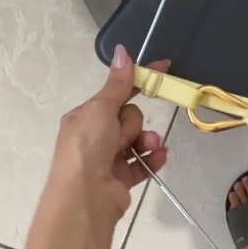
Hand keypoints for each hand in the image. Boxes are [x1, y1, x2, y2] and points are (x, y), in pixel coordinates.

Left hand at [44, 45, 169, 231]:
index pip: (116, 91)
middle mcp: (94, 136)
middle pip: (129, 116)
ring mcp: (108, 158)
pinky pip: (143, 161)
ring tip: (147, 146)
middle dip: (133, 122)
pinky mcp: (121, 178)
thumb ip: (117, 84)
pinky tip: (158, 156)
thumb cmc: (87, 147)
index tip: (163, 67)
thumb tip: (122, 51)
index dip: (138, 79)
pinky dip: (152, 158)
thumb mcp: (100, 109)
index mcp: (84, 117)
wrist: (85, 197)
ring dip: (146, 140)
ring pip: (138, 139)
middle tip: (122, 133)